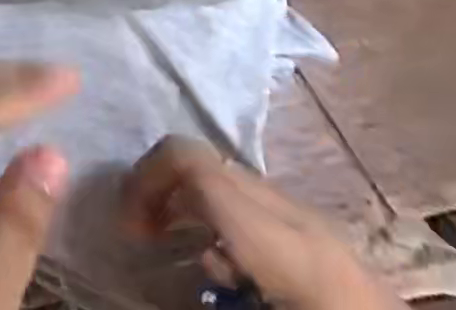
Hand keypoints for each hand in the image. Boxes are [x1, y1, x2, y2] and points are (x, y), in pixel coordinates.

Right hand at [120, 136, 401, 309]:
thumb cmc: (326, 307)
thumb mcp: (252, 309)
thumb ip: (204, 286)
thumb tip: (149, 279)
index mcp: (282, 242)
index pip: (195, 164)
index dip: (146, 179)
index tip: (129, 227)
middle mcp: (296, 215)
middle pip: (206, 161)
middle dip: (158, 183)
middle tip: (139, 231)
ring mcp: (313, 220)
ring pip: (226, 174)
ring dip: (184, 196)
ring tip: (166, 240)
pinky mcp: (320, 235)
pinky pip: (250, 199)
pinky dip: (215, 212)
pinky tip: (215, 259)